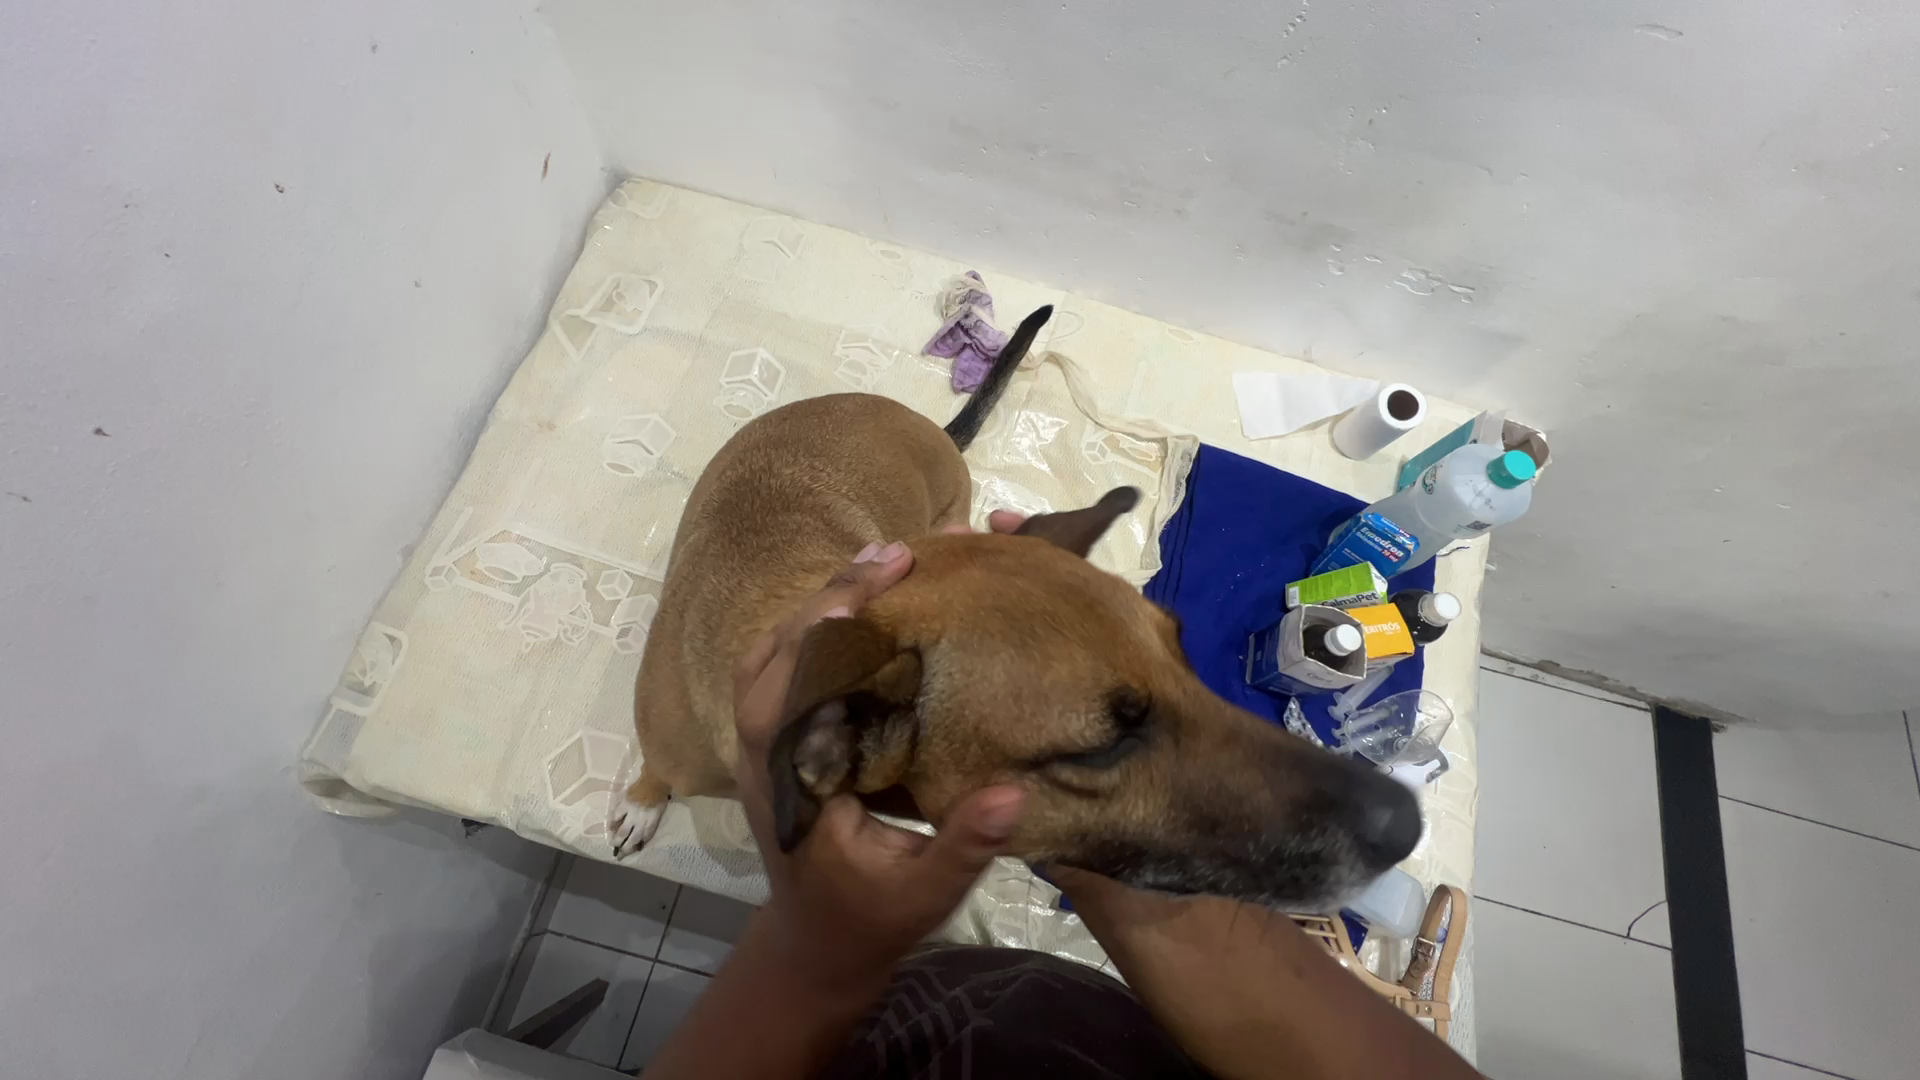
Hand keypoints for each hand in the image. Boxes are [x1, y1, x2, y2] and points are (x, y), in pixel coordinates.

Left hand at [729, 528, 1025, 997]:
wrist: (815, 947)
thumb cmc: (868, 921)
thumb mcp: (924, 892)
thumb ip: (963, 845)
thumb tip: (1012, 791)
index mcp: (792, 783)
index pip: (794, 690)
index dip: (826, 633)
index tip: (872, 584)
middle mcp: (766, 752)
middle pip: (778, 654)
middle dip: (835, 596)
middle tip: (898, 554)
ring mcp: (764, 743)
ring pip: (773, 652)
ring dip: (822, 604)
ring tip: (881, 565)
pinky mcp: (780, 739)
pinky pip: (783, 666)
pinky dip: (814, 628)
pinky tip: (857, 608)